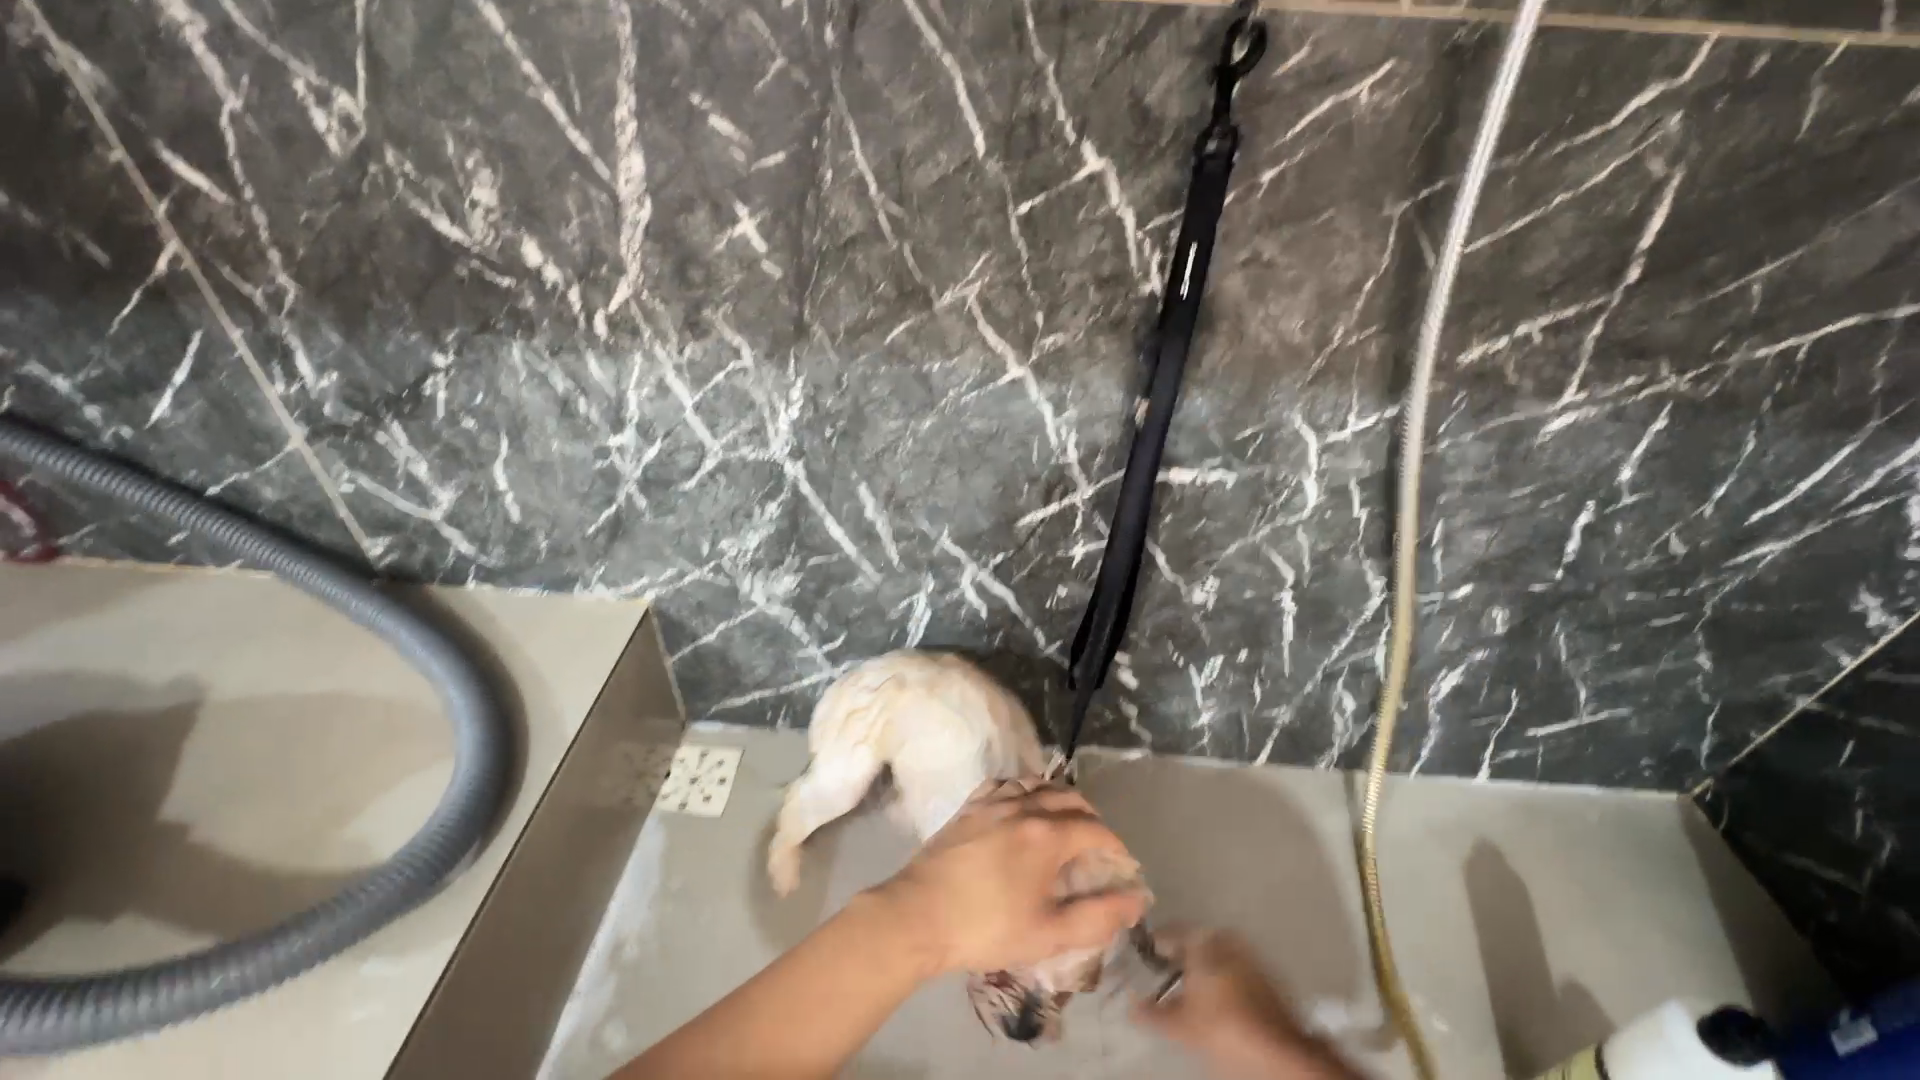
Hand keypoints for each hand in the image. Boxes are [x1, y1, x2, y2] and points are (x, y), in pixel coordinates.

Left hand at [869, 779, 1148, 977]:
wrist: (917, 916)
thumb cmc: (986, 929)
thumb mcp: (1049, 934)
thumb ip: (1098, 916)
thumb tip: (1136, 899)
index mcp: (1047, 835)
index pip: (1095, 829)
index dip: (1115, 846)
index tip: (1121, 866)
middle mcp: (1023, 806)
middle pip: (1069, 798)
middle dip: (1091, 817)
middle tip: (1096, 845)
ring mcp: (992, 802)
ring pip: (1037, 784)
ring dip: (1058, 798)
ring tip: (1064, 822)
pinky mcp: (968, 807)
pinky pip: (1004, 783)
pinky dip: (1023, 789)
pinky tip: (1021, 806)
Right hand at [1134, 928, 1362, 1079]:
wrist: (1280, 1053)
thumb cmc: (1223, 1029)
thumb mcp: (1181, 1026)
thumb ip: (1153, 1014)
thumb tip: (1132, 1006)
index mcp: (1202, 941)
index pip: (1170, 933)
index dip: (1154, 945)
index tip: (1143, 956)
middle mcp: (1227, 939)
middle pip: (1195, 941)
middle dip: (1180, 955)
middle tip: (1164, 973)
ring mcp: (1251, 956)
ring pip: (1218, 954)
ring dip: (1203, 966)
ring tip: (1190, 989)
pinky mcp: (1269, 976)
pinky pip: (1236, 968)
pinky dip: (1223, 977)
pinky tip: (1217, 999)